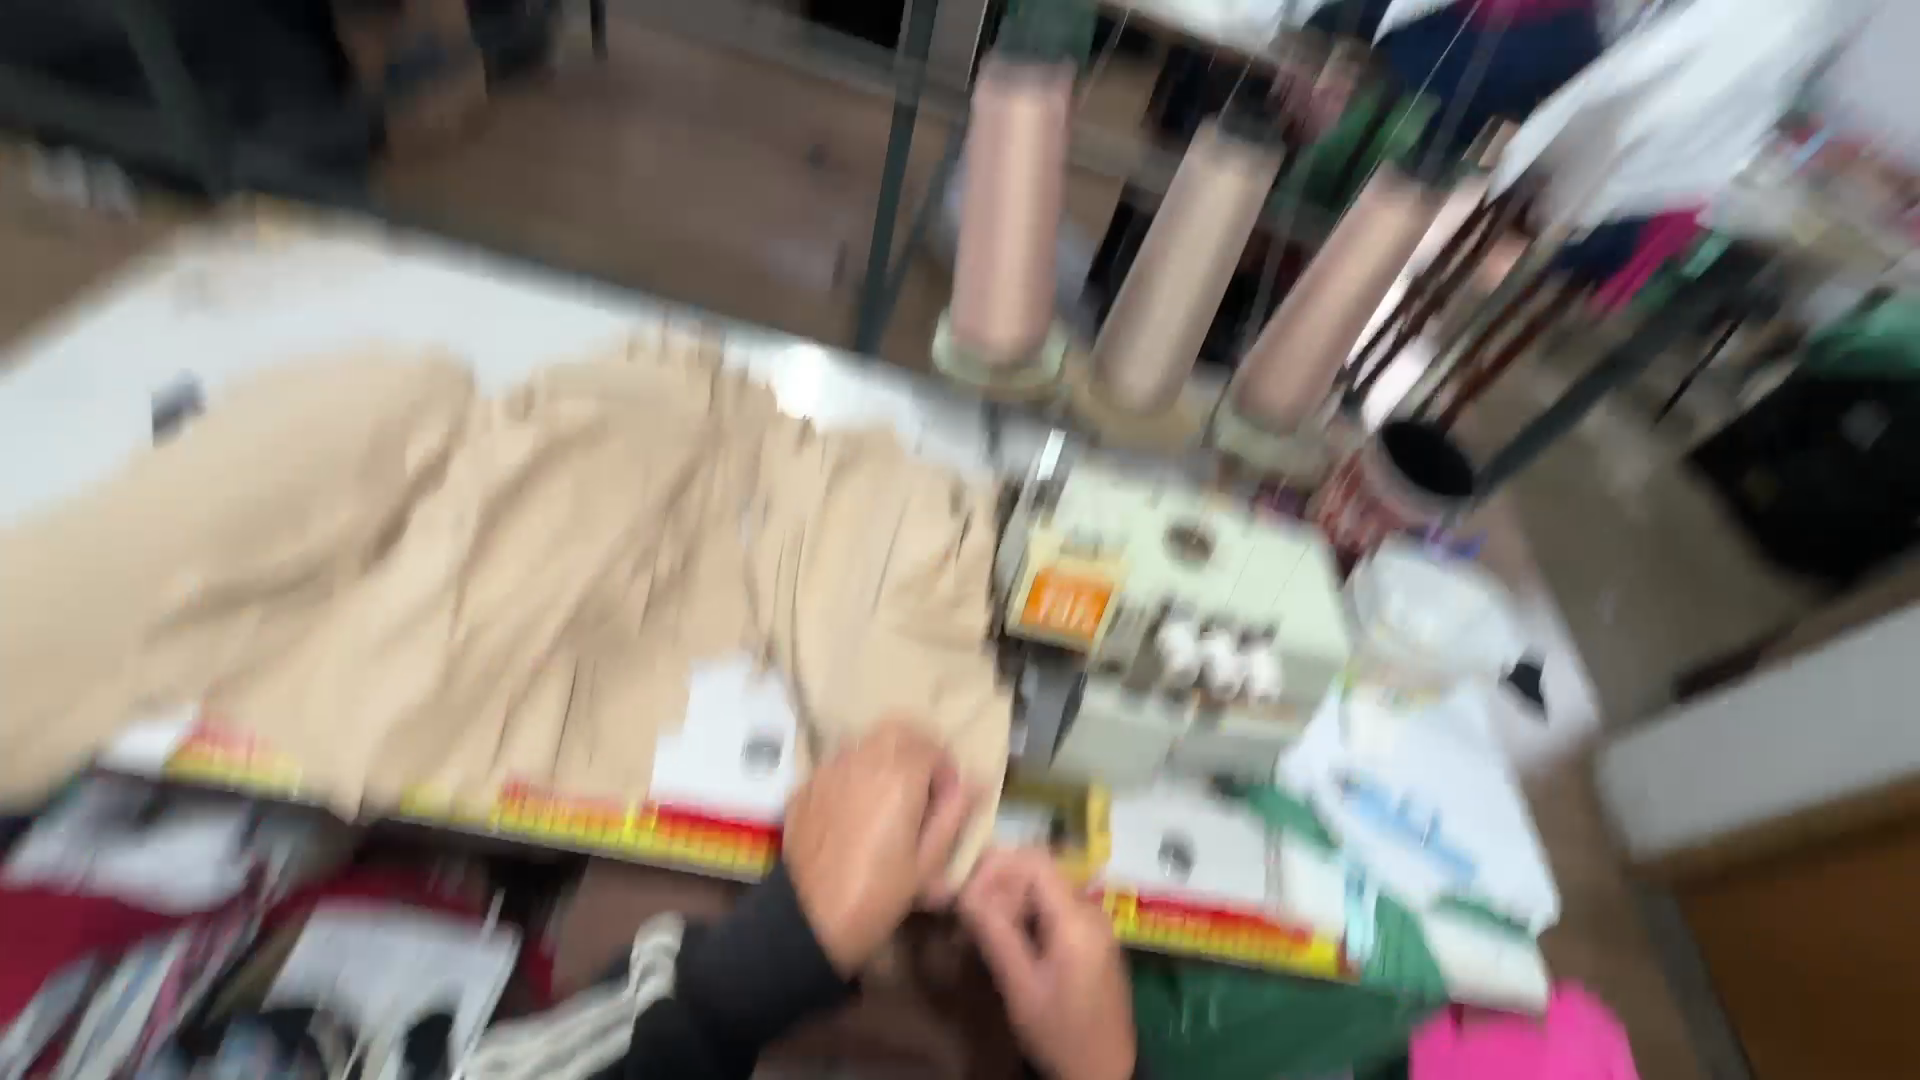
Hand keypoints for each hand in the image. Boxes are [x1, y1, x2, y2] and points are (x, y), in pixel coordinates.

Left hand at [783, 721, 976, 974]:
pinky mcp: (806, 785)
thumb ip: (954, 814)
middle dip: (917, 748)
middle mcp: (864, 759)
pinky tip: (855, 811)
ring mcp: (830, 768)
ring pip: (866, 741)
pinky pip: (839, 763)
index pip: (934, 745)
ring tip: (889, 798)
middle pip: (898, 728)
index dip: (946, 770)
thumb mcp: (927, 862)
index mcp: (900, 774)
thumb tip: (975, 781)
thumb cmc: (877, 894)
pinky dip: (855, 774)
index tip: (946, 800)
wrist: (807, 919)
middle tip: (922, 786)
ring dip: (885, 757)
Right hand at [958, 849, 1135, 1079]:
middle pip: (1039, 872)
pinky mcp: (1093, 936)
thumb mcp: (1021, 987)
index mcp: (1077, 919)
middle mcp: (1091, 910)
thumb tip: (966, 893)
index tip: (969, 890)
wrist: (1106, 1074)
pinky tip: (1009, 940)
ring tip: (984, 930)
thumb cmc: (1062, 1034)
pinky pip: (1055, 907)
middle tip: (971, 916)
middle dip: (1001, 886)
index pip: (1035, 861)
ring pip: (1044, 888)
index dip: (998, 866)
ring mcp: (1095, 922)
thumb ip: (996, 934)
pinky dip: (1028, 914)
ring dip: (1012, 901)